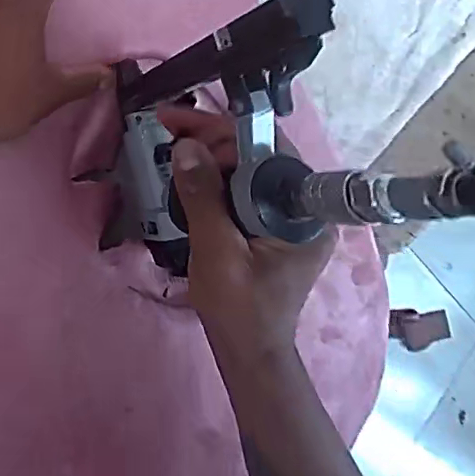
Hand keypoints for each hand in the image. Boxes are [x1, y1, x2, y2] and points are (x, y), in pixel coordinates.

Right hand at [170, 135, 335, 360]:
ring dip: (211, 153)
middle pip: (258, 154)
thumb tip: (186, 147)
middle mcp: (303, 207)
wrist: (247, 352)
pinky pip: (244, 187)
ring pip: (248, 167)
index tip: (187, 123)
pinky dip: (215, 176)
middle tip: (171, 130)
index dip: (227, 131)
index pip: (271, 150)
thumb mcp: (216, 252)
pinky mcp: (271, 224)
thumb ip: (203, 198)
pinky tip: (190, 172)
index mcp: (304, 212)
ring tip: (175, 145)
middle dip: (213, 138)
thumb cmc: (238, 309)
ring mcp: (288, 215)